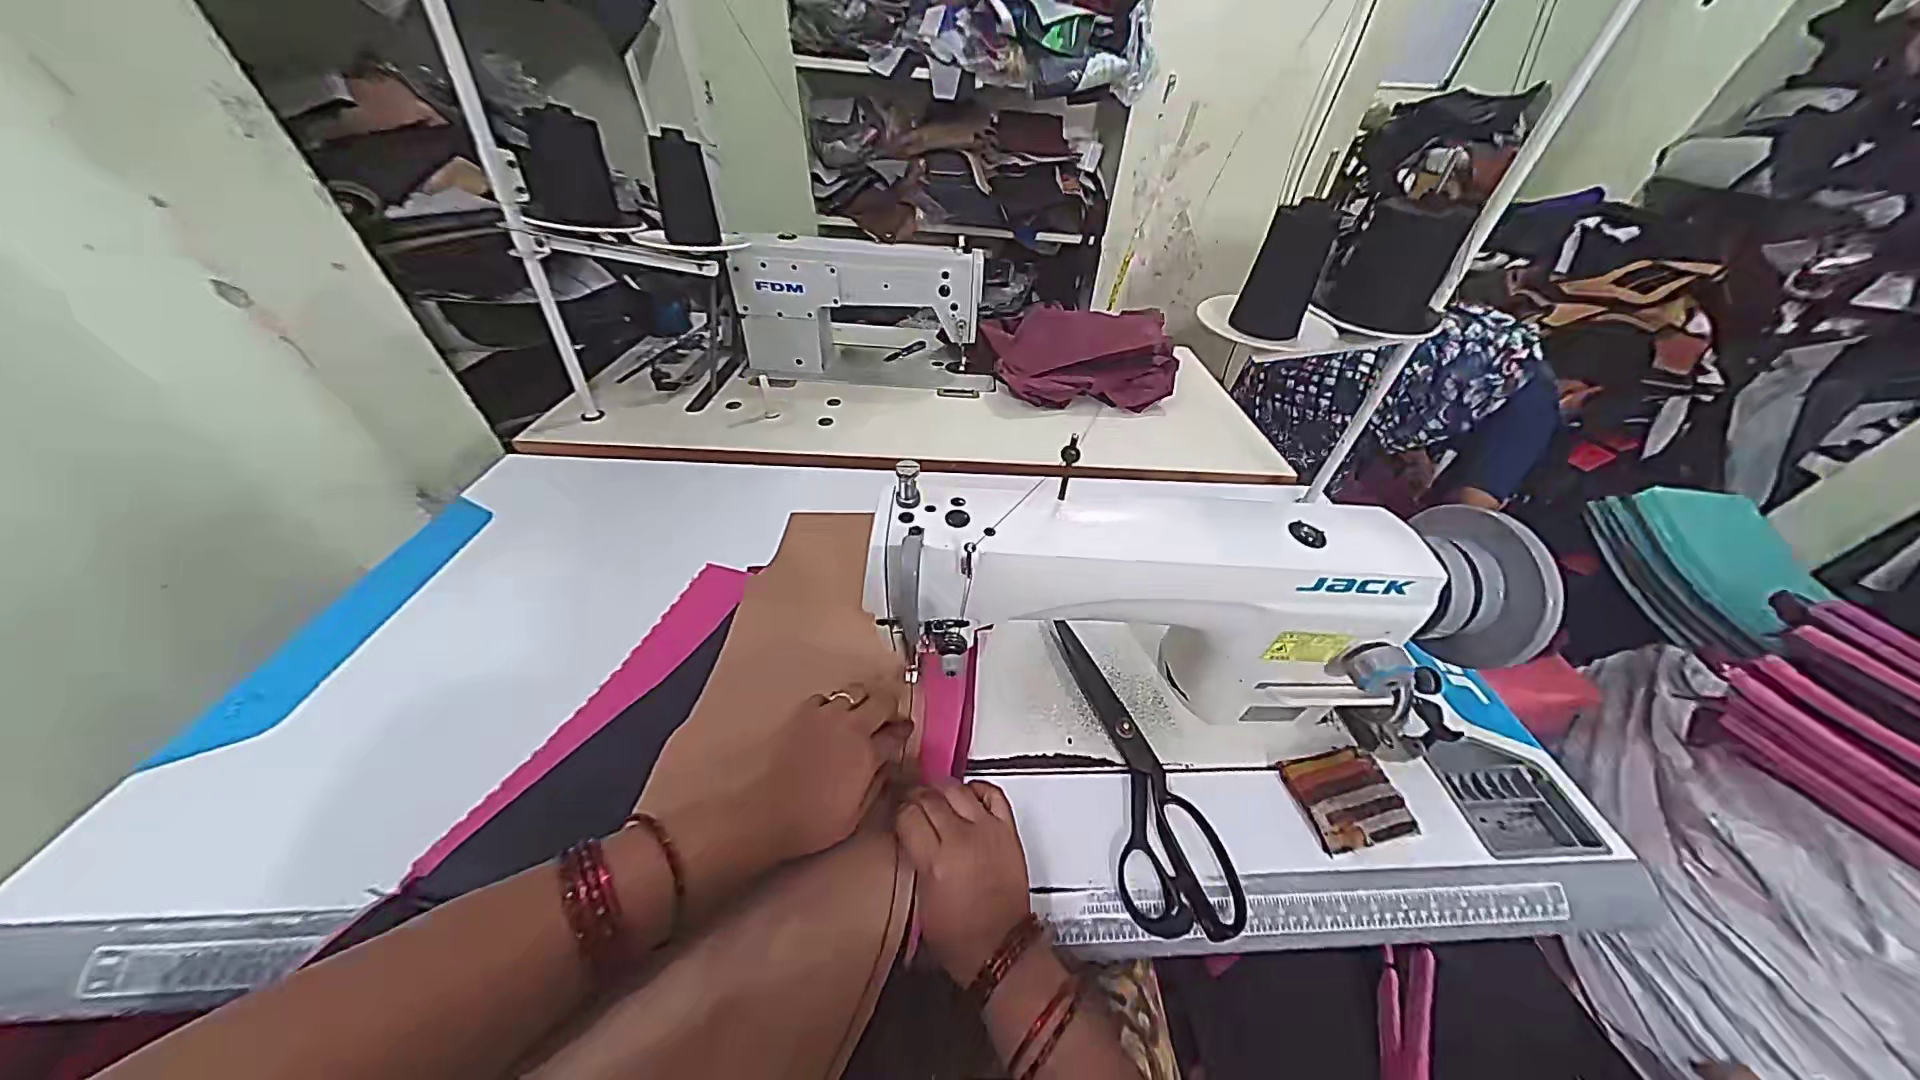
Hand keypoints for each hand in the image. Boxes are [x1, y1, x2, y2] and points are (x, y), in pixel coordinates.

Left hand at [641, 684, 911, 901]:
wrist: (763, 813)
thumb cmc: (811, 822)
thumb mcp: (856, 815)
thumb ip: (878, 783)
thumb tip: (889, 765)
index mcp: (868, 752)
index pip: (898, 732)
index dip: (904, 733)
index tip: (903, 737)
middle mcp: (851, 726)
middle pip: (883, 699)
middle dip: (890, 709)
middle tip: (888, 721)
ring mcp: (826, 715)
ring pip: (857, 691)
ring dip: (865, 701)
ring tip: (861, 716)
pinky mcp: (803, 712)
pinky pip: (828, 697)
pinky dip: (835, 704)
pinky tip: (831, 719)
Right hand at [895, 781, 1032, 982]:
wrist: (1000, 949)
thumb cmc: (959, 938)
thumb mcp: (919, 904)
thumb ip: (913, 863)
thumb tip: (907, 835)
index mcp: (935, 862)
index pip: (908, 815)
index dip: (899, 812)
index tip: (898, 814)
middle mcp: (961, 840)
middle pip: (930, 798)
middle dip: (916, 797)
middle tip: (911, 802)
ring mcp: (987, 831)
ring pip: (958, 790)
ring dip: (942, 789)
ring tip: (936, 796)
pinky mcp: (1007, 830)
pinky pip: (992, 793)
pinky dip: (978, 789)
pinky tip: (968, 796)